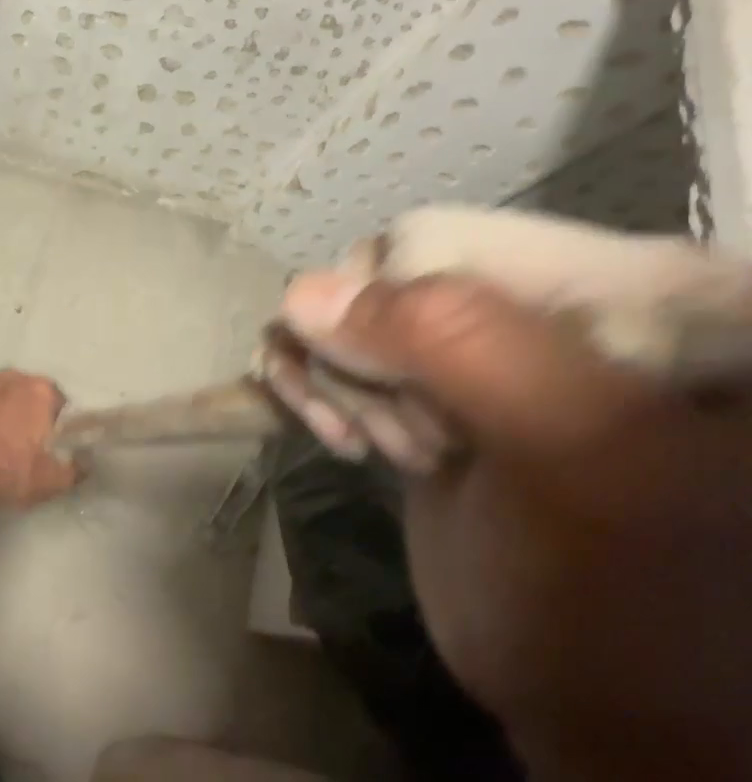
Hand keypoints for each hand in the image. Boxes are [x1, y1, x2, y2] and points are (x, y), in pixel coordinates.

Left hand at [0, 369, 77, 509]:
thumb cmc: (8, 470)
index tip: (59, 446)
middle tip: (36, 448)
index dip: (63, 426)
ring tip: (9, 449)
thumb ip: (76, 468)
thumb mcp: (54, 479)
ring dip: (10, 418)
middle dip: (35, 417)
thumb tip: (84, 462)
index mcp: (38, 388)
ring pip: (6, 401)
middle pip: (32, 397)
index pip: (62, 402)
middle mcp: (9, 378)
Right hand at [275, 271, 751, 777]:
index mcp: (644, 295)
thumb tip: (303, 292)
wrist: (599, 707)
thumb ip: (466, 348)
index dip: (413, 310)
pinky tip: (333, 431)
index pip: (461, 240)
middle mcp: (564, 304)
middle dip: (366, 352)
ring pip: (346, 307)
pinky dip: (308, 380)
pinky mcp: (431, 387)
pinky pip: (329, 342)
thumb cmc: (626, 599)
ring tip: (364, 440)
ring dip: (328, 372)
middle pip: (392, 272)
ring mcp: (490, 348)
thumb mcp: (579, 462)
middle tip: (407, 437)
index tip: (426, 403)